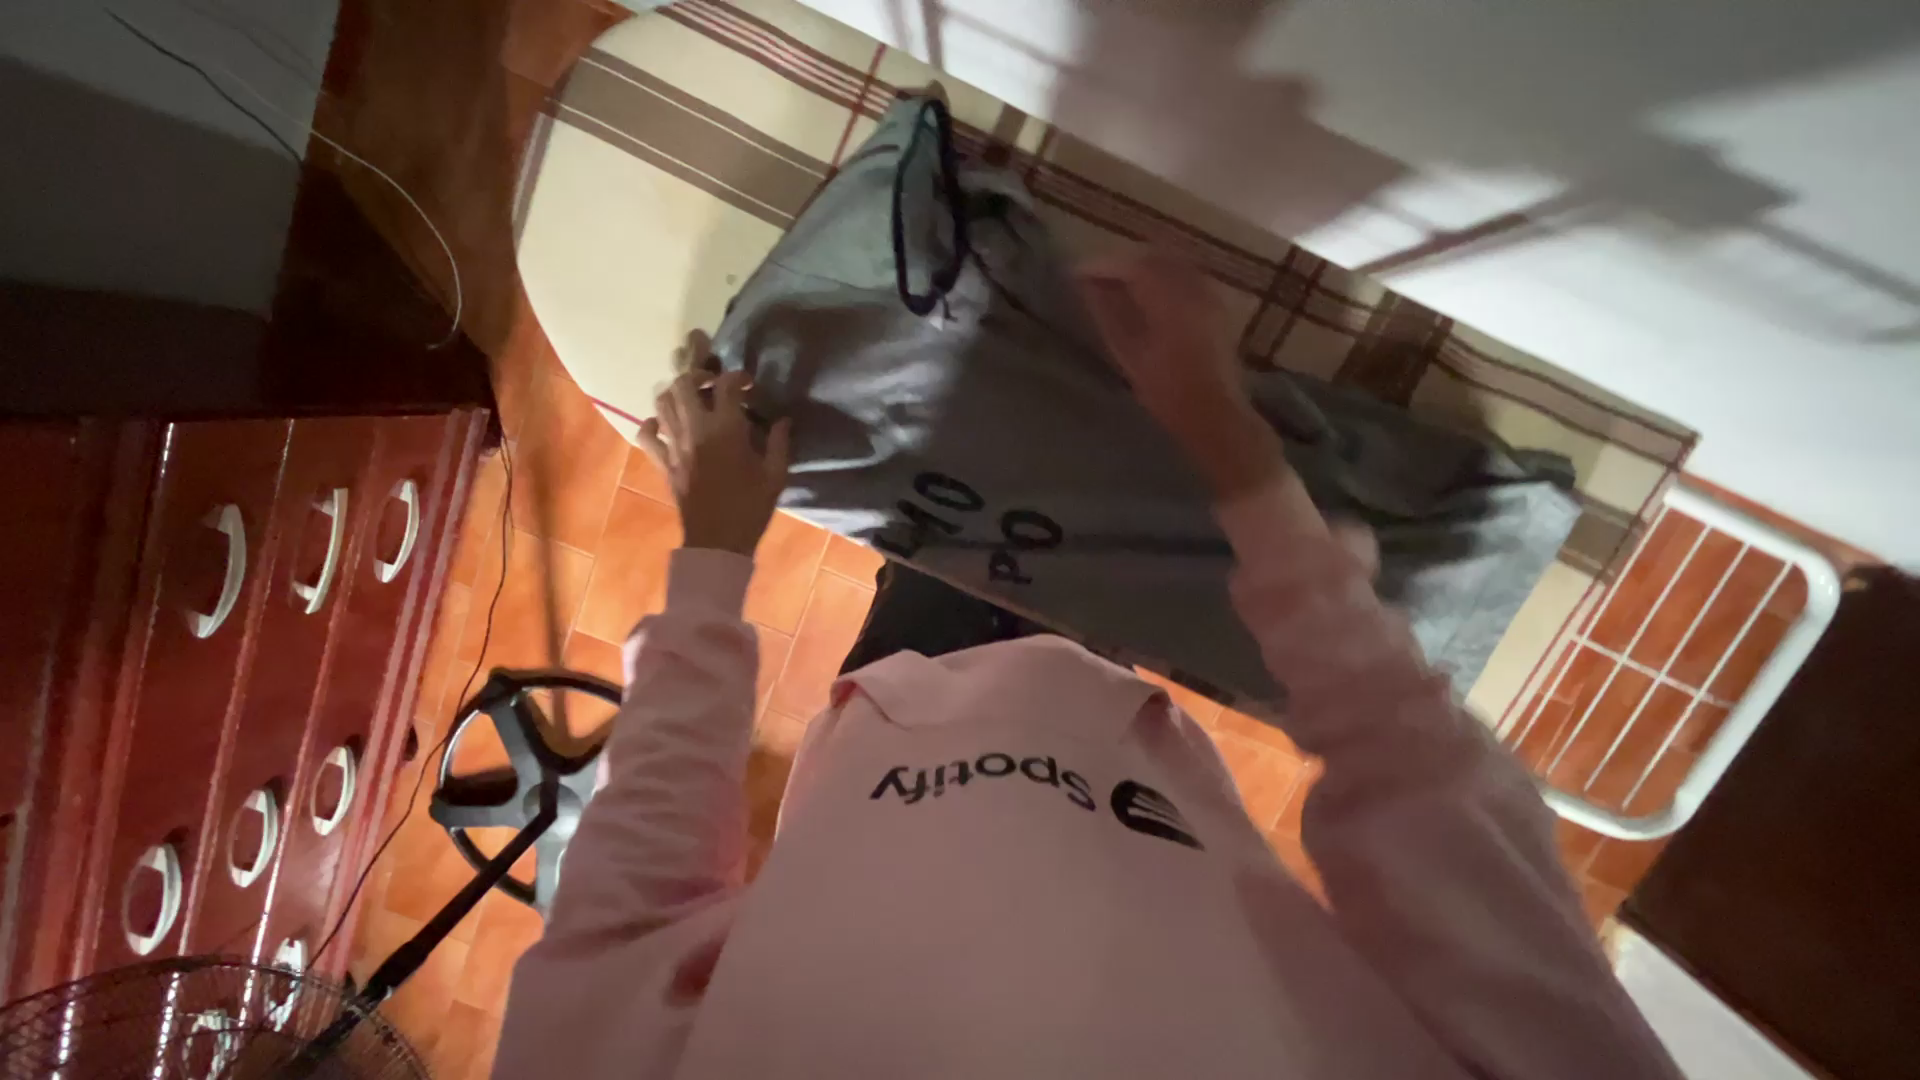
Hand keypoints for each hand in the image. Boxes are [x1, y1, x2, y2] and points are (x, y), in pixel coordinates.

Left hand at [637, 332, 791, 555]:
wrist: (717, 542)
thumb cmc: (751, 508)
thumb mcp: (776, 476)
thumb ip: (780, 442)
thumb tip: (783, 419)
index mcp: (726, 430)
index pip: (726, 385)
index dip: (738, 376)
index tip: (750, 384)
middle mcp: (695, 429)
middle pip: (684, 381)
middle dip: (694, 363)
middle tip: (705, 358)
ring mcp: (674, 444)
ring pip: (663, 400)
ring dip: (676, 388)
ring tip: (690, 388)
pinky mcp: (662, 461)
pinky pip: (646, 433)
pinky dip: (652, 422)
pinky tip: (665, 423)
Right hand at [1077, 248, 1284, 497]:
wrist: (1214, 417)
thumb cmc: (1167, 395)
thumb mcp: (1130, 356)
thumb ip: (1109, 315)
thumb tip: (1087, 285)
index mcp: (1170, 302)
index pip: (1133, 266)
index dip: (1103, 265)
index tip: (1077, 273)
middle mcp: (1195, 289)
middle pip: (1155, 256)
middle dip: (1123, 261)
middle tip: (1095, 276)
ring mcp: (1210, 295)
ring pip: (1173, 263)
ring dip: (1144, 267)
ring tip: (1117, 285)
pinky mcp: (1218, 306)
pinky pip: (1188, 275)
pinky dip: (1164, 276)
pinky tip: (1148, 295)